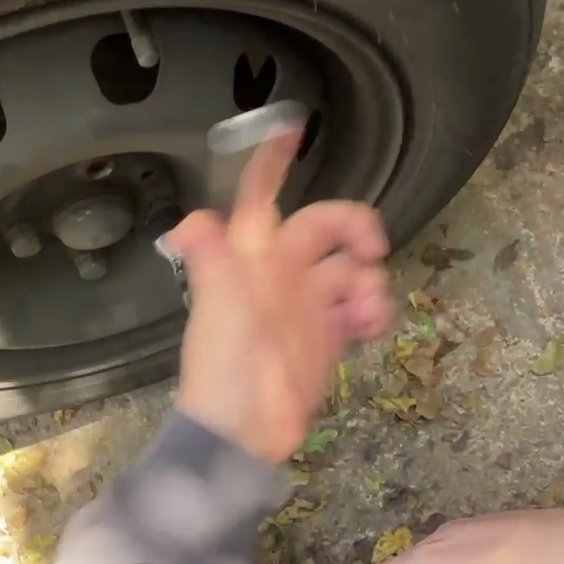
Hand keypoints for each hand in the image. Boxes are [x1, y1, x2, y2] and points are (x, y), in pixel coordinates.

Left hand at [165, 128, 392, 462]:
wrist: (243, 434)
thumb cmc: (223, 372)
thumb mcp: (215, 315)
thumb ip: (210, 263)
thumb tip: (189, 220)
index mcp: (251, 260)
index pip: (260, 200)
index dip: (272, 164)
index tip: (293, 130)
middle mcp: (280, 274)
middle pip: (325, 227)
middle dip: (353, 228)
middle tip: (371, 248)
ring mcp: (306, 306)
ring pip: (350, 268)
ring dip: (369, 278)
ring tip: (368, 310)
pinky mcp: (326, 337)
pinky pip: (359, 308)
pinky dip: (373, 311)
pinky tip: (372, 327)